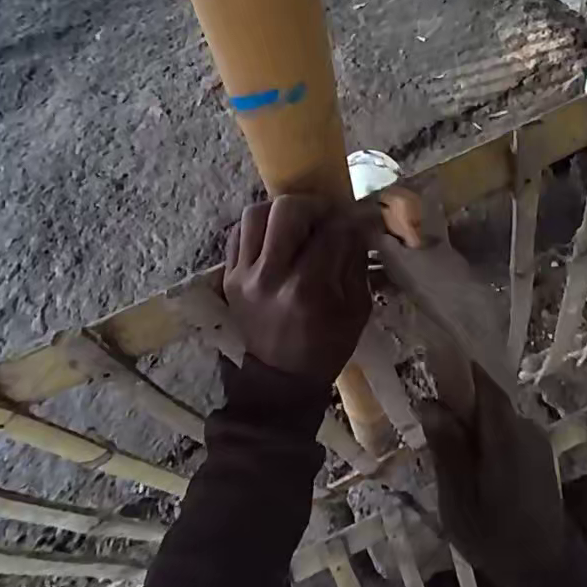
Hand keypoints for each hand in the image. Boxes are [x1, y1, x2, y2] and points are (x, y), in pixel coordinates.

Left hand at [223, 195, 372, 388]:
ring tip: (297, 225)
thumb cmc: (325, 348)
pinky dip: (259, 228)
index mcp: (308, 290)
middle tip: (325, 217)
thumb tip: (356, 224)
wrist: (278, 381)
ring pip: (256, 213)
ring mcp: (243, 275)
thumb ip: (356, 263)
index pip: (332, 233)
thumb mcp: (356, 310)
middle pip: (287, 210)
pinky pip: (238, 233)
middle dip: (313, 206)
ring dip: (281, 212)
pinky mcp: (228, 277)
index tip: (359, 219)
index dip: (350, 220)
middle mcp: (271, 276)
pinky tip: (275, 238)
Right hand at [418, 377, 569, 586]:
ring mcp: (536, 442)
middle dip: (459, 401)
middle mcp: (525, 430)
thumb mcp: (458, 498)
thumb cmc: (496, 539)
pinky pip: (506, 431)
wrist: (548, 573)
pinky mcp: (539, 455)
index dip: (460, 370)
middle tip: (430, 418)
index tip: (432, 362)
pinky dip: (485, 436)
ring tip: (447, 447)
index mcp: (506, 438)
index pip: (485, 386)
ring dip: (472, 422)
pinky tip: (470, 463)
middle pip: (488, 400)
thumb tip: (428, 403)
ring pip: (496, 416)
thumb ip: (446, 448)